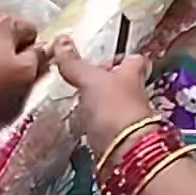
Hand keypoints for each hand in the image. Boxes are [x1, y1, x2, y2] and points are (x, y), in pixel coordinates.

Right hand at [52, 36, 155, 155]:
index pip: (134, 60)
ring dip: (99, 104)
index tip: (108, 57)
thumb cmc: (114, 108)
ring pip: (115, 106)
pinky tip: (80, 125)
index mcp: (132, 74)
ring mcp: (129, 119)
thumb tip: (60, 40)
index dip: (124, 57)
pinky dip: (94, 125)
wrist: (125, 153)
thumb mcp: (90, 80)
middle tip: (84, 79)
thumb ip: (75, 64)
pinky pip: (106, 127)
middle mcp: (135, 95)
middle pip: (124, 83)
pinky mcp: (119, 140)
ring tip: (76, 102)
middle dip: (107, 82)